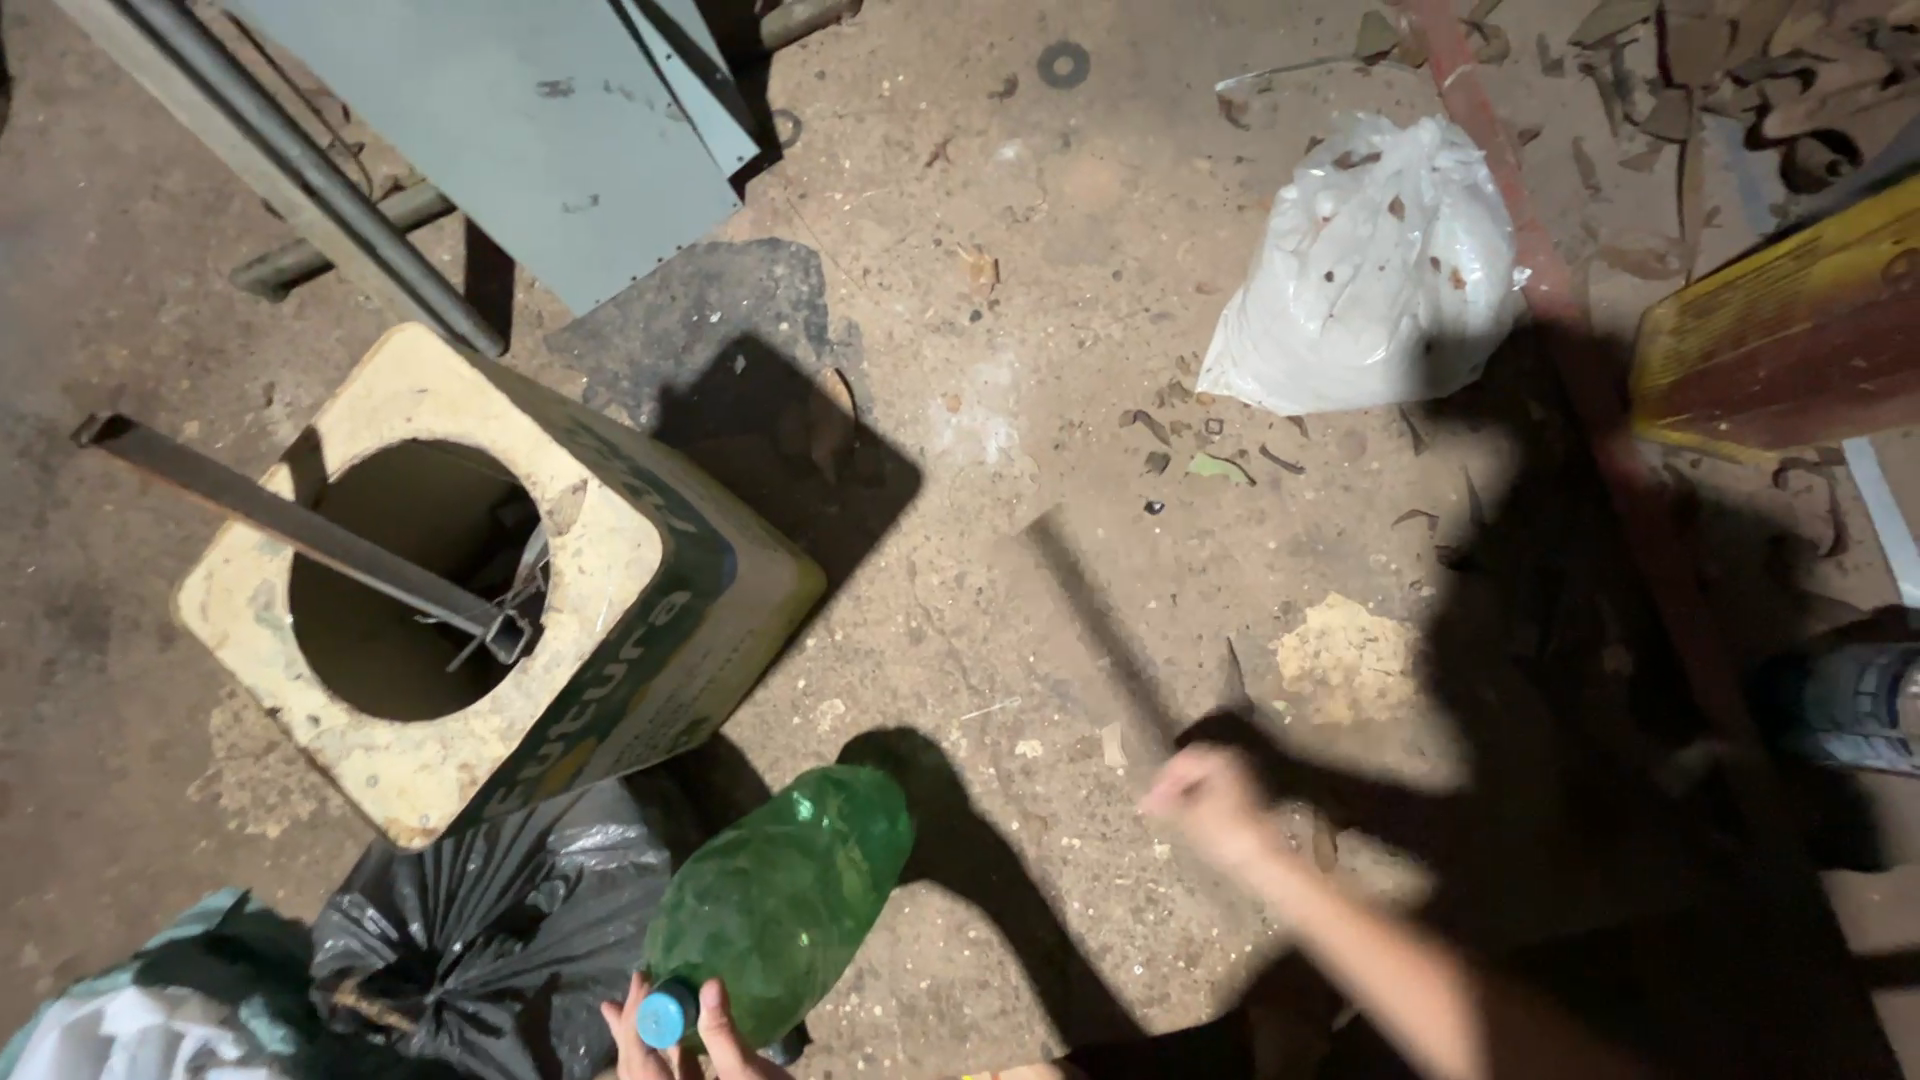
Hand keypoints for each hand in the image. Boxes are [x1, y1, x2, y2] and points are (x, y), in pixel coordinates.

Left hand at [600, 974, 795, 1079]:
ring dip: (643, 1037)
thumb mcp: (745, 1075)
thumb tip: (711, 984)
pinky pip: (673, 1075)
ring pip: (650, 1071)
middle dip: (630, 1028)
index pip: (640, 1060)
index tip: (645, 981)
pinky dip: (670, 1049)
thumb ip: (723, 1033)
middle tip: (627, 989)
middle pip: (636, 1068)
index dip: (637, 1019)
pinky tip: (676, 1027)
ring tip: (631, 1006)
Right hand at [1140, 744, 1288, 878]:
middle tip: (1158, 803)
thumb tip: (1145, 800)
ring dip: (1185, 793)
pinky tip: (1190, 818)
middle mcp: (1231, 763)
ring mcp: (1240, 781)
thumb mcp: (1188, 815)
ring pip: (1203, 781)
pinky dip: (1198, 801)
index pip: (1181, 760)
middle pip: (1192, 768)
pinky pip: (1213, 792)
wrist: (1262, 859)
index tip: (1152, 797)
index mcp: (1218, 759)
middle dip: (1173, 785)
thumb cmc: (1224, 832)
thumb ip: (1165, 802)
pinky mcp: (1244, 801)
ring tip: (1171, 812)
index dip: (1163, 778)